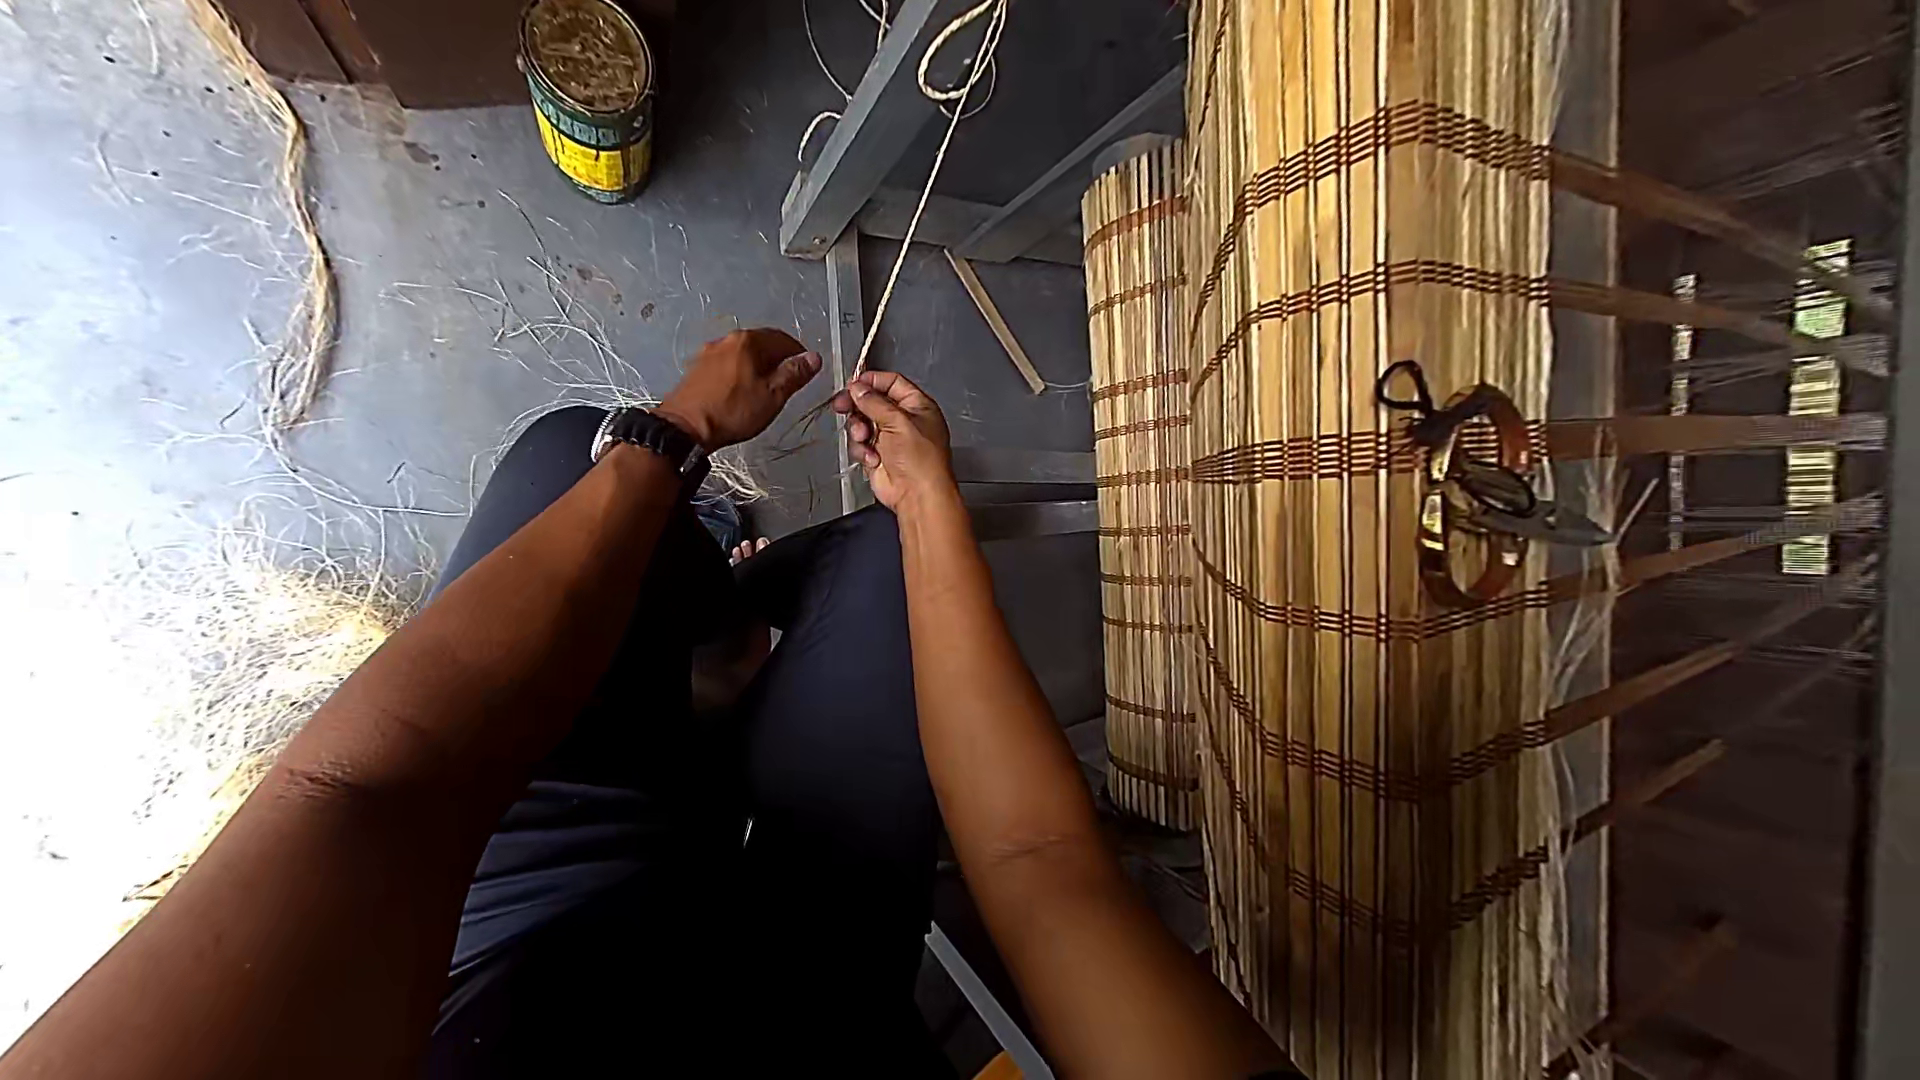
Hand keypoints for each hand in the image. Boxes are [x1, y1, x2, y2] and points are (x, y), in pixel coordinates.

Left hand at [656, 329, 822, 448]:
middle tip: (788, 381)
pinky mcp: (698, 370)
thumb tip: (812, 359)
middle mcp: (727, 342)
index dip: (798, 354)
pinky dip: (740, 375)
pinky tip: (742, 394)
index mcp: (748, 342)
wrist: (686, 427)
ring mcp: (709, 354)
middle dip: (778, 360)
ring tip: (765, 391)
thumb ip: (794, 374)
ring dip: (757, 368)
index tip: (805, 367)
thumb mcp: (773, 395)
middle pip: (761, 344)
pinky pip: (727, 366)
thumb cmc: (730, 411)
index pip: (783, 339)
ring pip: (743, 355)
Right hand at [830, 370, 954, 512]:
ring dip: (859, 431)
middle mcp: (904, 421)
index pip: (892, 383)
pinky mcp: (879, 455)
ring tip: (865, 439)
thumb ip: (874, 402)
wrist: (917, 495)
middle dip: (857, 406)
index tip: (854, 384)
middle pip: (872, 402)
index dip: (871, 381)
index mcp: (917, 406)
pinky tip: (873, 458)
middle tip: (843, 405)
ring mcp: (891, 438)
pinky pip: (860, 444)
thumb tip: (859, 388)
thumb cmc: (922, 462)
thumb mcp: (897, 421)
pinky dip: (862, 450)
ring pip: (862, 423)